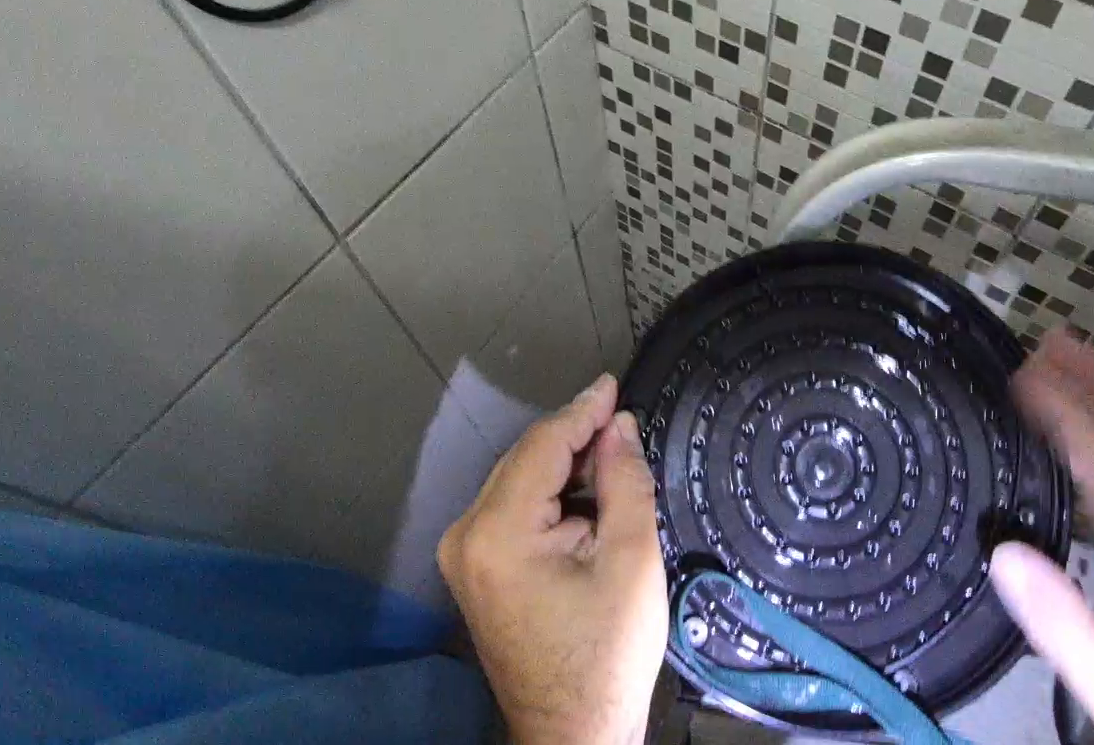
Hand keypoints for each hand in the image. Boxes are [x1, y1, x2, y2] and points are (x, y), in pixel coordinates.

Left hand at [439, 375, 667, 744]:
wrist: (572, 732)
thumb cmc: (606, 653)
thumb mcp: (631, 559)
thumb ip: (624, 481)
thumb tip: (618, 425)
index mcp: (496, 533)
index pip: (542, 446)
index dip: (581, 411)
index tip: (612, 384)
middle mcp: (465, 534)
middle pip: (526, 458)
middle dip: (576, 437)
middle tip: (622, 423)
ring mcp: (462, 552)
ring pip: (520, 478)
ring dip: (566, 464)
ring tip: (613, 460)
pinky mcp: (473, 565)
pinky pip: (514, 505)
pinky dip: (550, 491)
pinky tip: (585, 492)